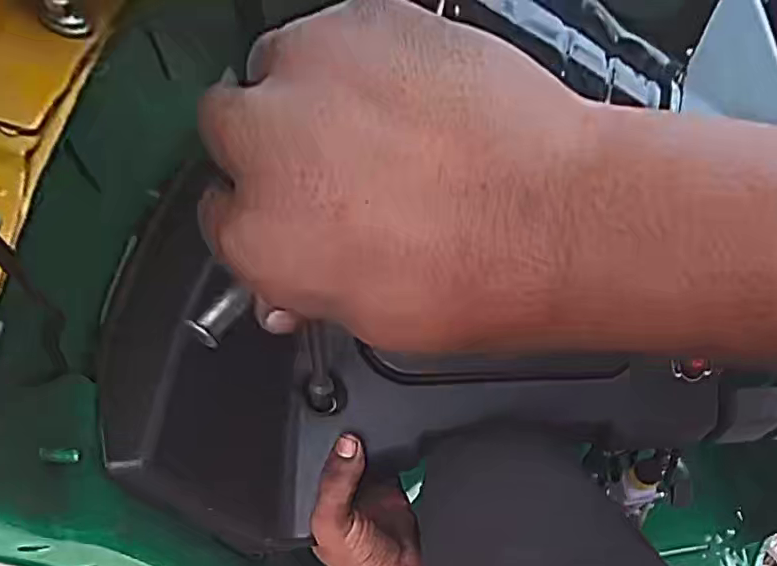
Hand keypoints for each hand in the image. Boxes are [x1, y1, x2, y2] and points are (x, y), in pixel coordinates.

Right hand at [197, 0, 596, 351]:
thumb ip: (317, 292)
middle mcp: (269, 148)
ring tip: (382, 143)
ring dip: (311, 105)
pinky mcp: (365, 20)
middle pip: (231, 133)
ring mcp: (312, 73)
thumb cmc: (482, 283)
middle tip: (335, 180)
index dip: (259, 225)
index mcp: (267, 240)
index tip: (287, 224)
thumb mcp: (382, 324)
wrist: (555, 219)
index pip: (220, 222)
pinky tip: (410, 110)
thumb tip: (291, 288)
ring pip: (276, 73)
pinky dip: (360, 69)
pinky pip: (336, 37)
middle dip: (273, 157)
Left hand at [310, 433, 422, 565]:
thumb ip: (336, 484)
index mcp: (316, 498)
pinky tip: (397, 446)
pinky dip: (398, 454)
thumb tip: (346, 446)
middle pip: (344, 453)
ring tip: (379, 428)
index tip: (337, 424)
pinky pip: (395, 463)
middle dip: (351, 438)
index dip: (323, 440)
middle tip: (360, 421)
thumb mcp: (333, 523)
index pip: (315, 458)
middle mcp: (342, 492)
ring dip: (375, 443)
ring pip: (369, 455)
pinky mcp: (394, 490)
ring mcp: (368, 490)